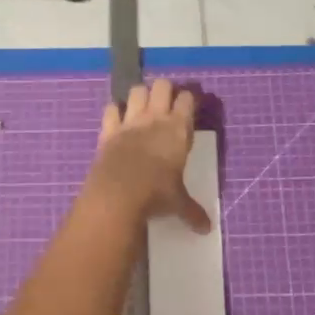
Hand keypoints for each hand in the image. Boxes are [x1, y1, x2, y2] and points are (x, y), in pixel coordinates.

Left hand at [87, 79, 210, 232]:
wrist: (118, 195)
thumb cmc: (156, 194)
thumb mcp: (178, 203)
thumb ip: (192, 212)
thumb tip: (206, 229)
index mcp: (178, 129)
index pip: (188, 99)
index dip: (189, 99)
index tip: (189, 106)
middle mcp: (155, 118)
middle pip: (162, 85)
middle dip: (165, 90)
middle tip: (167, 104)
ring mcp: (129, 122)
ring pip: (137, 90)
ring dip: (141, 95)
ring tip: (144, 107)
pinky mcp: (108, 130)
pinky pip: (111, 109)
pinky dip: (115, 111)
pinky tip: (118, 119)